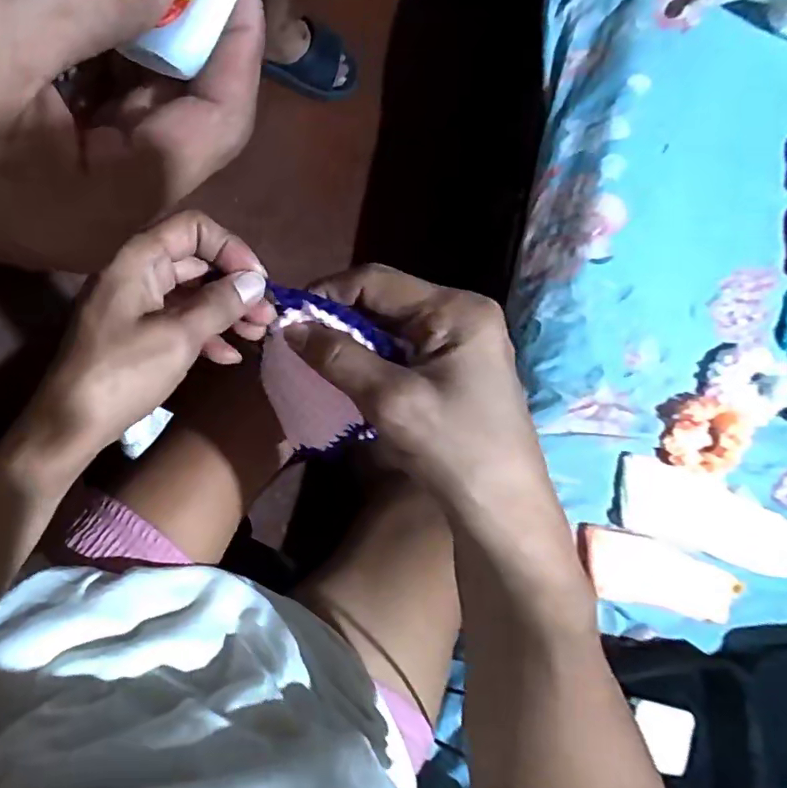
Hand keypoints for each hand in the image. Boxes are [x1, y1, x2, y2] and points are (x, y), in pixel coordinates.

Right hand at [0, 0, 264, 271]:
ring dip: (140, 47)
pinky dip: (100, 73)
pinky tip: (80, 21)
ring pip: (137, 124)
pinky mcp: (33, 192)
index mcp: (109, 207)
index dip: (235, 32)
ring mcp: (64, 212)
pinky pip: (93, 131)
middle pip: (182, 125)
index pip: (219, 123)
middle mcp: (99, 224)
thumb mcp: (10, 23)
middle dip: (185, 35)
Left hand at [28, 211, 274, 461]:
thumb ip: (219, 304)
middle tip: (267, 314)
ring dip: (222, 311)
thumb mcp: (178, 337)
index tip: (257, 280)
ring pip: (185, 295)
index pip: (191, 228)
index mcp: (135, 260)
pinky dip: (200, 333)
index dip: (229, 247)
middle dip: (232, 285)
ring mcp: (128, 306)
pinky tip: (227, 356)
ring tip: (258, 333)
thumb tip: (253, 281)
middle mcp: (130, 274)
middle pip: (191, 262)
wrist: (70, 422)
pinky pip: (171, 321)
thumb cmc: (123, 373)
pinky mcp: (129, 335)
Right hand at [283, 265, 552, 519]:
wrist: (498, 506)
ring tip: (310, 358)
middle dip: (333, 317)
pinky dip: (361, 355)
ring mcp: (455, 339)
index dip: (326, 294)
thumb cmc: (451, 447)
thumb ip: (337, 356)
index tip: (288, 321)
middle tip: (293, 341)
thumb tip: (289, 327)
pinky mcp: (447, 364)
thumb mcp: (388, 398)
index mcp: (455, 310)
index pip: (374, 281)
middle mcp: (458, 313)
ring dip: (344, 338)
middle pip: (379, 298)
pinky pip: (393, 345)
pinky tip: (340, 373)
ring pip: (382, 323)